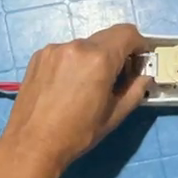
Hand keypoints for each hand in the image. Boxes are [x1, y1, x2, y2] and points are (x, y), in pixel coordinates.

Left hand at [0, 24, 151, 174]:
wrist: (32, 144)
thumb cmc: (78, 133)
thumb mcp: (114, 115)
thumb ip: (135, 90)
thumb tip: (145, 77)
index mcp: (99, 59)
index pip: (127, 33)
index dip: (139, 44)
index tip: (139, 61)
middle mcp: (76, 46)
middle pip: (107, 37)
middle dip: (118, 53)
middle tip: (117, 78)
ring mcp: (54, 49)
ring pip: (85, 45)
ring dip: (94, 59)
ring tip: (88, 86)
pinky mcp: (39, 56)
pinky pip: (66, 52)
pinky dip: (74, 62)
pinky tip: (68, 86)